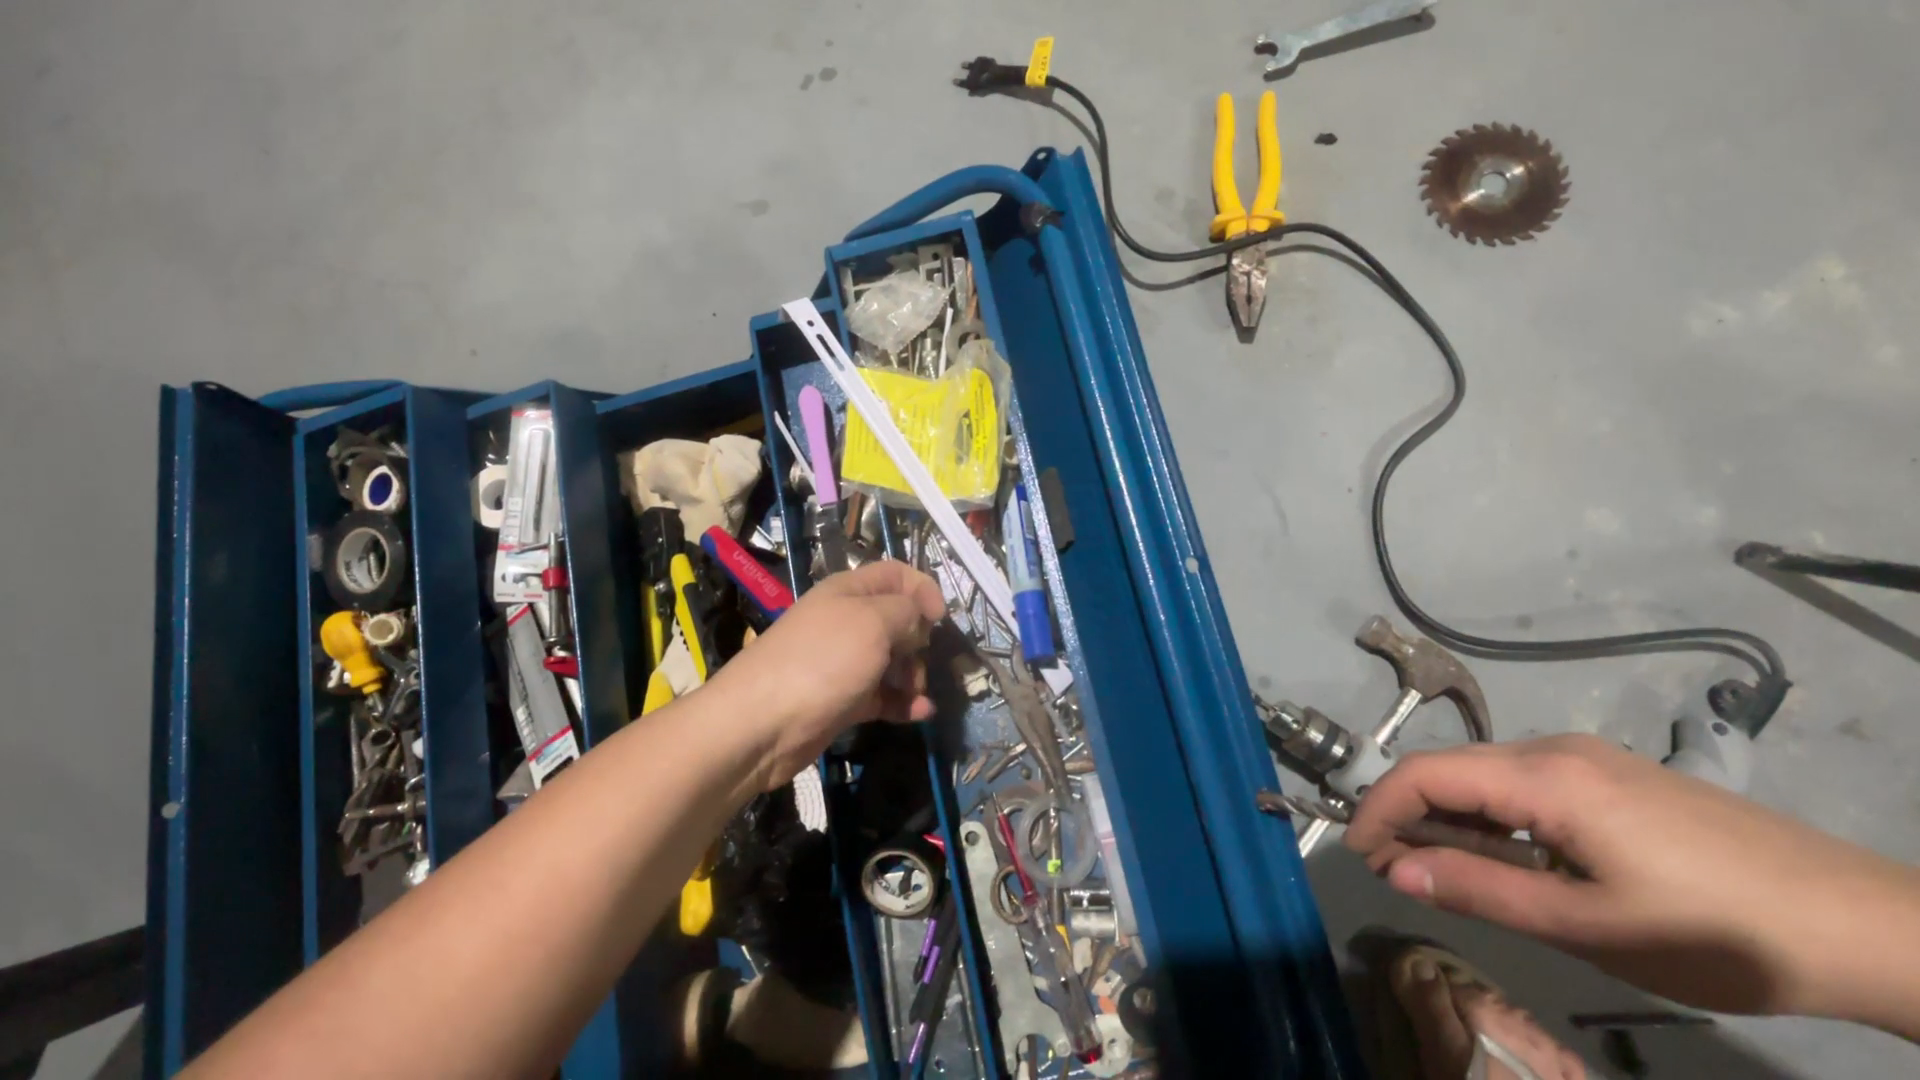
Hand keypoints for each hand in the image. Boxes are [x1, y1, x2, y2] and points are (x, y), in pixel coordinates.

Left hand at [705, 561, 946, 792]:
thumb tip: (917, 621)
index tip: (940, 618)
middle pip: (898, 621)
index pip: (896, 575)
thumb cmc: (822, 661)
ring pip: (893, 661)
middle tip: (922, 660)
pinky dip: (903, 703)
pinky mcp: (843, 700)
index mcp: (848, 591)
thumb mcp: (872, 622)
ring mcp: (843, 663)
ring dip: (914, 675)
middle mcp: (846, 622)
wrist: (762, 723)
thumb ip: (906, 611)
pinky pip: (883, 696)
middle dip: (920, 640)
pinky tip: (921, 713)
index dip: (923, 589)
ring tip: (917, 694)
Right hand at [1344, 734, 1919, 1030]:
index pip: (1425, 772)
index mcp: (1545, 777)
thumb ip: (1481, 890)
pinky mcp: (1618, 778)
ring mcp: (1592, 760)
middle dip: (1410, 816)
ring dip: (1452, 820)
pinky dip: (1495, 819)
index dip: (1378, 809)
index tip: (1357, 854)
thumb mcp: (1585, 924)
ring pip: (1489, 778)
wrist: (1866, 925)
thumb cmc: (1713, 931)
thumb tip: (1395, 868)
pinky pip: (1528, 786)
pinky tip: (1505, 860)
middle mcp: (1557, 750)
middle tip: (1395, 873)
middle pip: (1453, 769)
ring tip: (1442, 873)